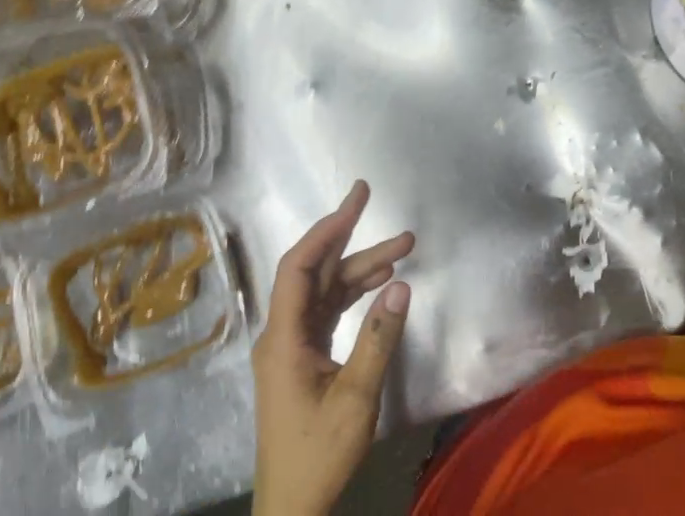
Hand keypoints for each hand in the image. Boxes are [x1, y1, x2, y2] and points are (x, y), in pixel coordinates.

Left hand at [253, 182, 415, 515]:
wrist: (292, 505)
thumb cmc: (318, 452)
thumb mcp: (356, 398)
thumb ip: (379, 339)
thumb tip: (402, 285)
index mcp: (283, 338)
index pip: (299, 266)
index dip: (327, 229)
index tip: (355, 201)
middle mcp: (282, 334)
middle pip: (314, 273)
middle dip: (347, 238)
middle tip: (372, 200)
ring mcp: (292, 348)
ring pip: (324, 292)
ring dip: (358, 269)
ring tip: (402, 248)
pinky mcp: (304, 361)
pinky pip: (328, 314)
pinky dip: (354, 295)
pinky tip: (381, 285)